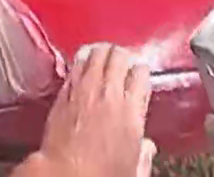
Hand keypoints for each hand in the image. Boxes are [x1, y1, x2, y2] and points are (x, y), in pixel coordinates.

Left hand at [15, 44, 154, 176]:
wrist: (66, 175)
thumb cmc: (102, 176)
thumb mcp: (133, 171)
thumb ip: (142, 155)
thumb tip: (147, 146)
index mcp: (131, 113)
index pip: (141, 76)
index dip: (142, 70)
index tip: (141, 70)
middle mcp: (109, 94)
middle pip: (118, 57)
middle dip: (123, 54)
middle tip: (124, 57)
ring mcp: (85, 88)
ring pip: (96, 53)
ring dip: (103, 50)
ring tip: (105, 52)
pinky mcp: (66, 89)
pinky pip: (76, 63)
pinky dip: (83, 57)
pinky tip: (85, 58)